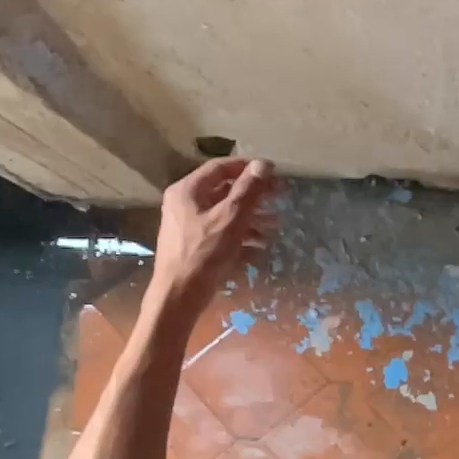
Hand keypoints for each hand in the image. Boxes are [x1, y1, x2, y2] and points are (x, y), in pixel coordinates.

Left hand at [148, 157, 277, 313]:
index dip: (249, 168)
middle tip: (279, 198)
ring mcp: (189, 225)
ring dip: (251, 217)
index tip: (274, 173)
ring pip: (225, 213)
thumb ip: (248, 190)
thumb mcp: (231, 218)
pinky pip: (222, 232)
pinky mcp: (195, 245)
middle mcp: (185, 203)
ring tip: (274, 225)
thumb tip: (264, 165)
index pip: (221, 168)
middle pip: (224, 191)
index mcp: (188, 190)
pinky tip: (260, 246)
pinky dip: (241, 235)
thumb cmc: (204, 253)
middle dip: (254, 196)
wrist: (180, 294)